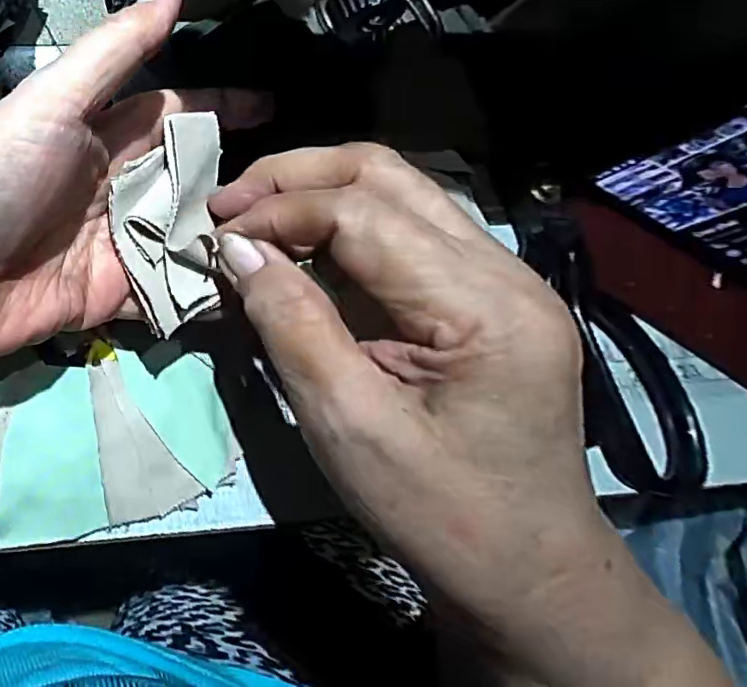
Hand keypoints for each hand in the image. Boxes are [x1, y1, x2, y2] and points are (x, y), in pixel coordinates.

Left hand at [0, 0, 269, 376]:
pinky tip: (242, 293)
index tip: (274, 108)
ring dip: (226, 238)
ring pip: (187, 233)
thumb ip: (115, 49)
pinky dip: (199, 290)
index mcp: (105, 132)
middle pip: (192, 176)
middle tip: (294, 195)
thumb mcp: (53, 102)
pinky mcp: (113, 293)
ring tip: (282, 246)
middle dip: (238, 181)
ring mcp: (117, 240)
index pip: (178, 109)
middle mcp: (117, 183)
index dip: (223, 105)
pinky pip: (167, 288)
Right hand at [211, 145, 728, 686]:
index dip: (280, 211)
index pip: (363, 212)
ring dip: (314, 190)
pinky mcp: (479, 288)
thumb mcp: (348, 426)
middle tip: (229, 204)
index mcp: (484, 305)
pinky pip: (400, 225)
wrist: (529, 573)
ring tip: (253, 214)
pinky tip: (297, 243)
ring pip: (393, 187)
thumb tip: (236, 247)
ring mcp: (498, 273)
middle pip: (383, 174)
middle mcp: (502, 268)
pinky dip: (337, 221)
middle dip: (294, 177)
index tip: (217, 236)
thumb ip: (291, 323)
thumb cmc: (441, 515)